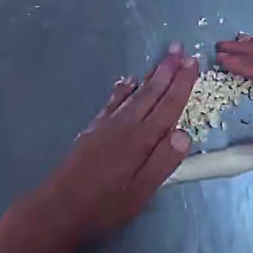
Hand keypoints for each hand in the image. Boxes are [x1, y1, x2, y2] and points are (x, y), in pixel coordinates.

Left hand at [26, 46, 200, 245]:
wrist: (58, 206)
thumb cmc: (103, 206)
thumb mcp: (140, 192)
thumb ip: (162, 162)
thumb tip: (183, 133)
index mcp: (141, 140)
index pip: (168, 106)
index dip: (182, 84)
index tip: (193, 62)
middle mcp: (125, 124)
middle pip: (151, 92)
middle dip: (167, 70)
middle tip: (180, 47)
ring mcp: (107, 124)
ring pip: (135, 93)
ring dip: (150, 75)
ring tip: (163, 58)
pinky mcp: (94, 129)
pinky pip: (114, 101)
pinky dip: (125, 89)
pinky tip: (129, 82)